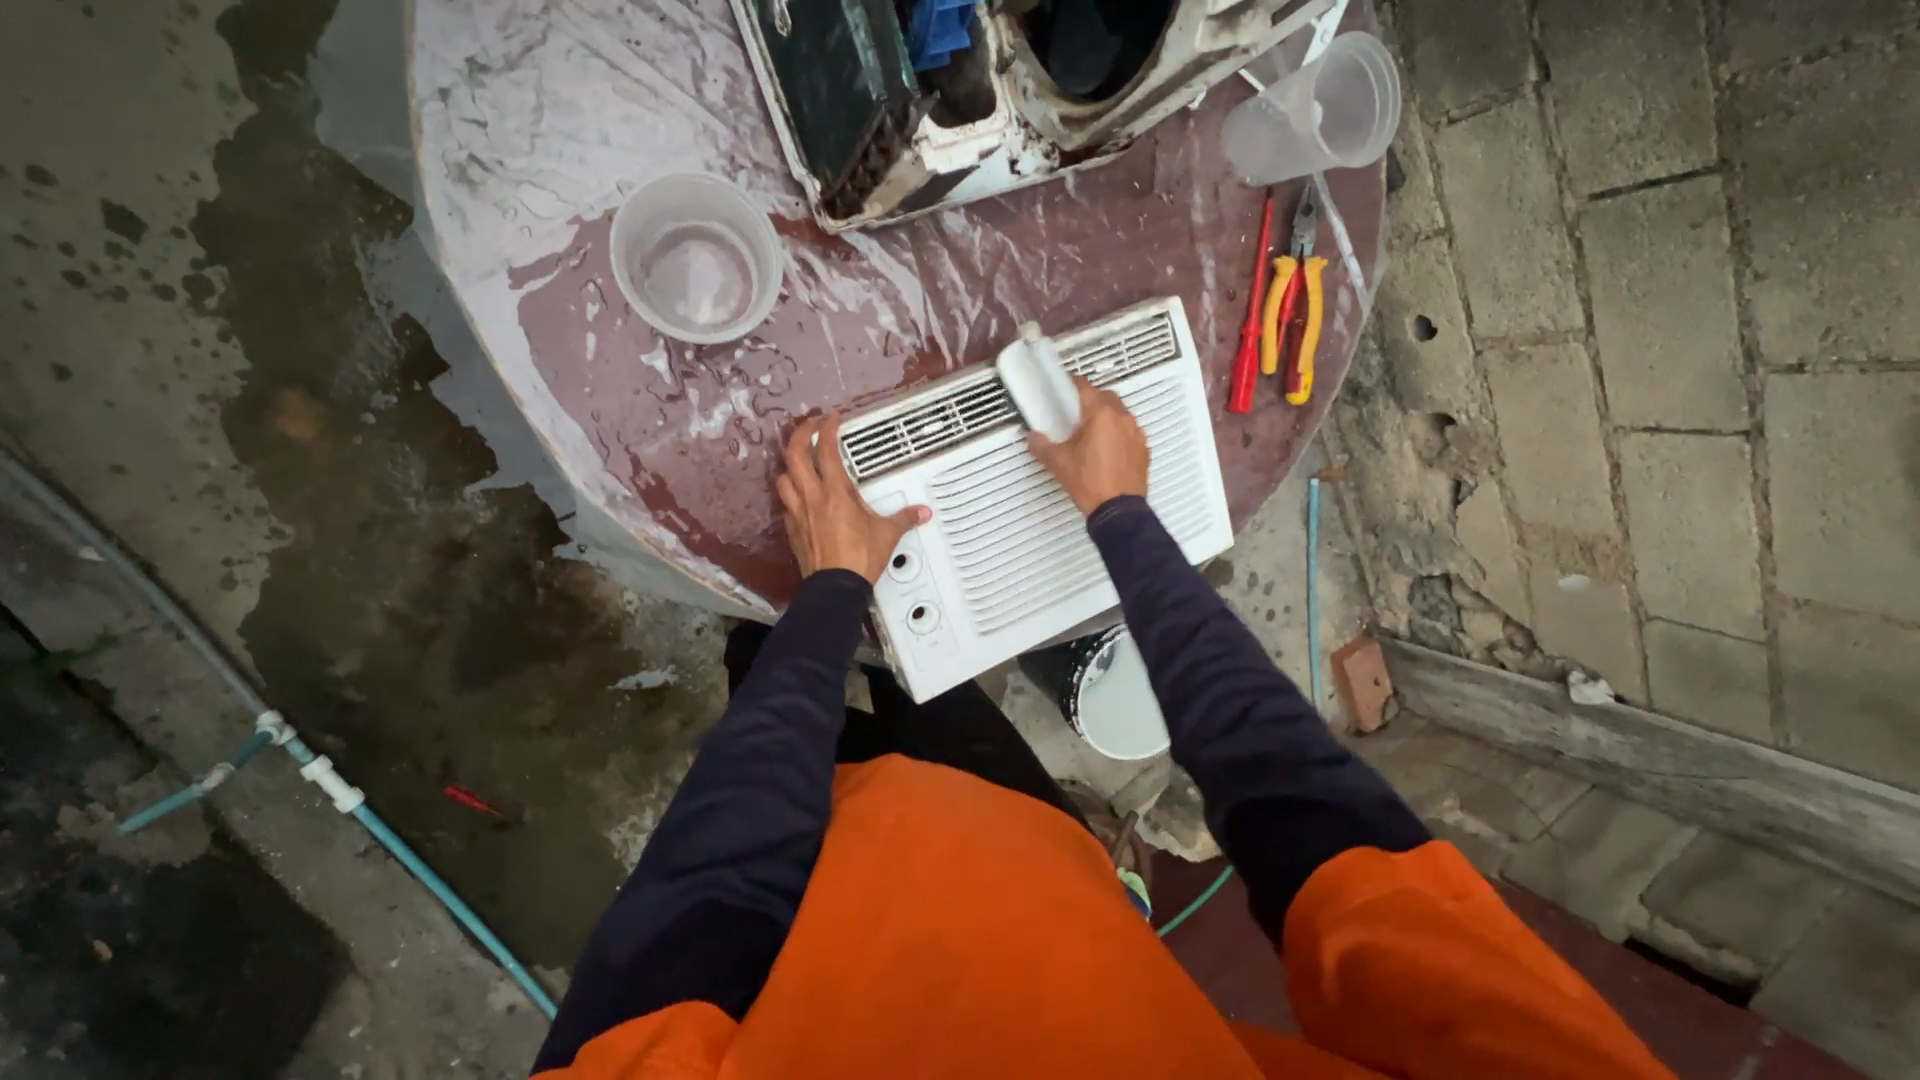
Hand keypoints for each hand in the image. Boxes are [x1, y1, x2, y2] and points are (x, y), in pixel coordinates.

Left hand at [777, 411, 930, 582]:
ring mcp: (798, 513)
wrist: (835, 587)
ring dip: (790, 465)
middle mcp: (812, 498)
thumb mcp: (887, 535)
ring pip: (783, 477)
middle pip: (793, 455)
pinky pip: (785, 504)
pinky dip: (791, 495)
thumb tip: (922, 513)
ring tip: (800, 460)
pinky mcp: (792, 530)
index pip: (825, 450)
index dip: (826, 429)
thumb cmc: (860, 558)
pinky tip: (800, 497)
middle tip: (809, 427)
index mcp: (836, 492)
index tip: (831, 418)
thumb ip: (904, 519)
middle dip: (799, 435)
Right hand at [1027, 377, 1149, 515]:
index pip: (1086, 388)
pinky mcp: (1143, 450)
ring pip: (1121, 414)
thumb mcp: (1058, 463)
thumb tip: (1034, 439)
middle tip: (1078, 410)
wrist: (1117, 510)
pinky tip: (1107, 449)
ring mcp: (1136, 434)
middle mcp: (1122, 420)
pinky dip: (1119, 434)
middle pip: (1107, 397)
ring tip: (1092, 432)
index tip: (1070, 383)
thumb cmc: (1092, 485)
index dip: (1075, 383)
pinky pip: (1130, 433)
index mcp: (1100, 415)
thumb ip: (1042, 446)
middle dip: (1093, 399)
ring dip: (1107, 417)